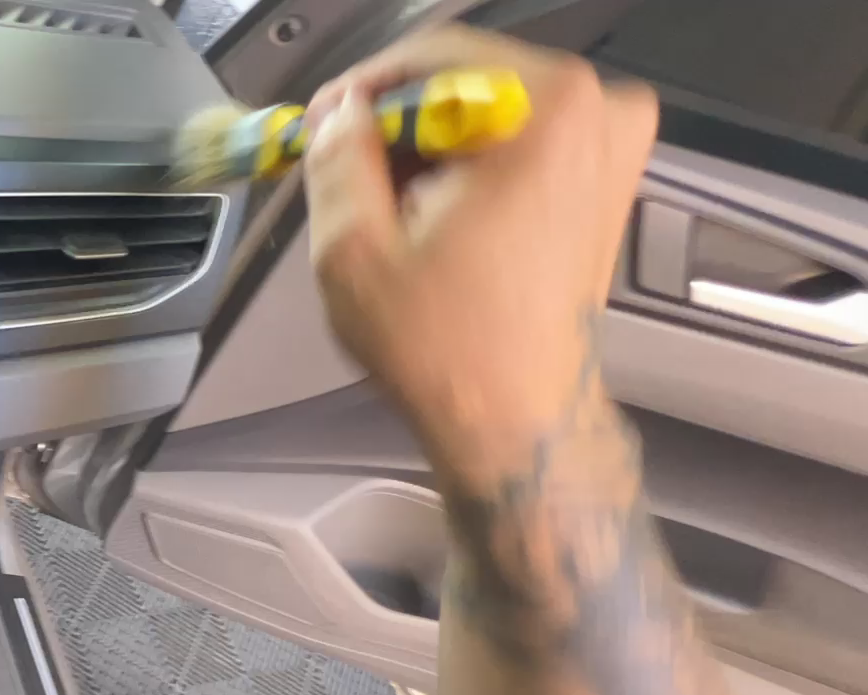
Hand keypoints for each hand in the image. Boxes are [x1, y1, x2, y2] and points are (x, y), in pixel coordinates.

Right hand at [300, 26, 657, 489]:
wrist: (509, 411)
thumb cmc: (437, 342)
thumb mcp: (352, 250)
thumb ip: (335, 163)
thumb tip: (333, 117)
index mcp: (543, 111)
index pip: (431, 56)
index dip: (356, 92)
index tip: (313, 132)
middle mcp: (596, 111)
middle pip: (461, 85)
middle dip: (388, 132)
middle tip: (337, 187)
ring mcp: (609, 146)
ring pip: (482, 119)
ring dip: (419, 158)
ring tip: (380, 222)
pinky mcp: (600, 182)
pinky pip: (511, 149)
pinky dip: (457, 176)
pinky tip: (423, 227)